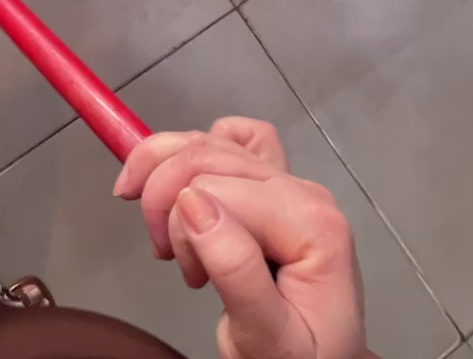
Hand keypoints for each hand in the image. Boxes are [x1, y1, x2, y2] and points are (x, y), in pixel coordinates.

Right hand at [114, 118, 367, 358]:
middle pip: (205, 156)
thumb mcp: (268, 338)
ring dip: (164, 176)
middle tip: (162, 253)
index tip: (186, 277)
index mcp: (312, 221)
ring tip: (160, 225)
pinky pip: (229, 136)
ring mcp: (288, 179)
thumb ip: (236, 271)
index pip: (214, 188)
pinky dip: (193, 148)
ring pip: (204, 141)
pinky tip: (181, 181)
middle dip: (164, 198)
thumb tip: (191, 200)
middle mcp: (302, 188)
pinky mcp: (273, 178)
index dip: (183, 225)